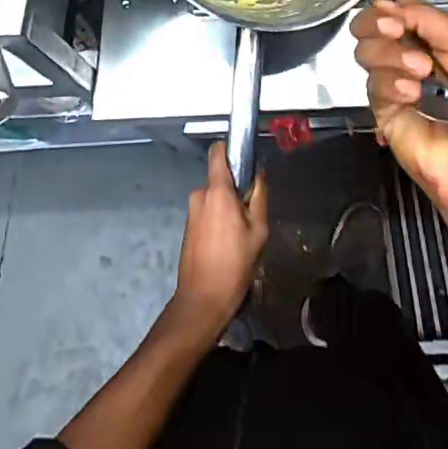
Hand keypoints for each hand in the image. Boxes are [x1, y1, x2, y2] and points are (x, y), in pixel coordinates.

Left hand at [171, 142, 268, 333]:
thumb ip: (259, 196)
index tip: (246, 160)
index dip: (231, 149)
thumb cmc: (235, 263)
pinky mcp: (188, 227)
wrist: (202, 299)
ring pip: (215, 197)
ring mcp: (191, 211)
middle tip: (252, 214)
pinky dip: (219, 220)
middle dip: (236, 189)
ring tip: (242, 234)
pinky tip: (229, 244)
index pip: (218, 152)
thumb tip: (258, 173)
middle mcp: (200, 194)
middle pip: (221, 178)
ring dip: (228, 208)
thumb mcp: (258, 230)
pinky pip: (208, 212)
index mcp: (217, 191)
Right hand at [349, 0, 447, 213]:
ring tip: (421, 71)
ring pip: (366, 51)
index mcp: (432, 40)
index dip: (388, 2)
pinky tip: (414, 95)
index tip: (390, 3)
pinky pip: (372, 83)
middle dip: (377, 22)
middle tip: (395, 29)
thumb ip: (426, 18)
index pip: (396, 10)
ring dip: (392, 54)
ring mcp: (394, 84)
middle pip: (369, 27)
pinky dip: (392, 83)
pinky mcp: (383, 111)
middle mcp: (408, 58)